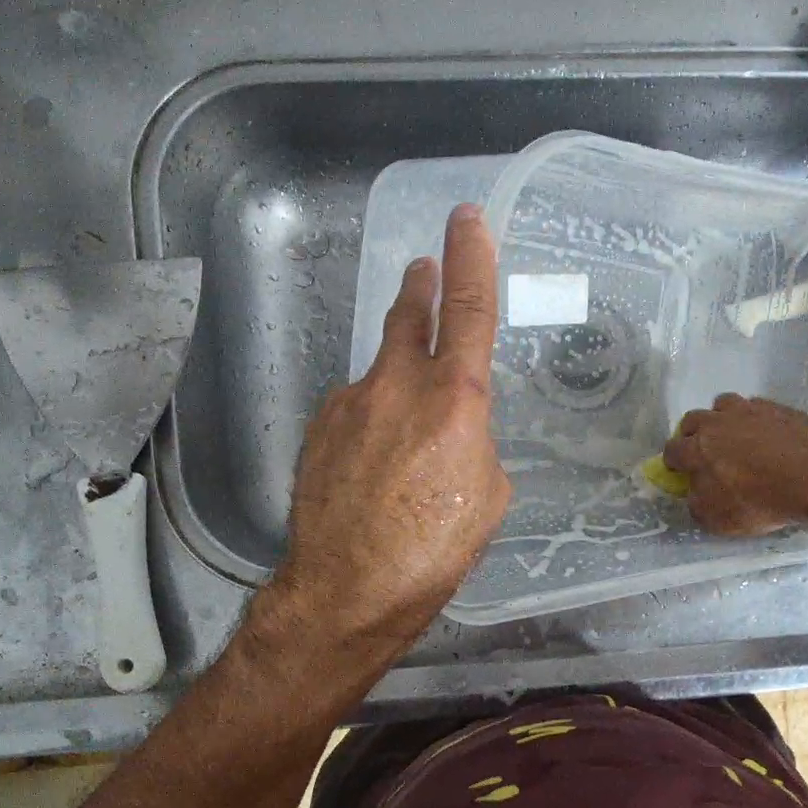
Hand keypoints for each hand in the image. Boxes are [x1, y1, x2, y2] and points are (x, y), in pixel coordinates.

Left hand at [271, 204, 510, 642]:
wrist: (347, 588)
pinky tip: (374, 463)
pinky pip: (355, 409)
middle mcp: (396, 385)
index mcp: (453, 399)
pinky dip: (372, 421)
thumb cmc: (435, 549)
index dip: (471, 258)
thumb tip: (456, 435)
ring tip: (406, 427)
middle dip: (419, 287)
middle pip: (407, 316)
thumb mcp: (489, 497)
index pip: (468, 309)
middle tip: (422, 271)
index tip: (467, 219)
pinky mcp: (319, 429)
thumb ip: (475, 445)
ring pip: (380, 373)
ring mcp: (349, 404)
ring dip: (396, 379)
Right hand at [662, 394, 807, 535]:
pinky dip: (753, 419)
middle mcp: (716, 423)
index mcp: (697, 450)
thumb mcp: (718, 520)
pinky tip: (766, 435)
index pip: (672, 450)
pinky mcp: (776, 406)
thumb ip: (697, 504)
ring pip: (722, 405)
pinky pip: (755, 407)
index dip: (673, 462)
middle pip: (692, 420)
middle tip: (704, 451)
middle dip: (692, 434)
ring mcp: (748, 410)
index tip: (680, 472)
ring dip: (721, 418)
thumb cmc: (760, 502)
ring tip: (734, 436)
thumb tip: (694, 491)